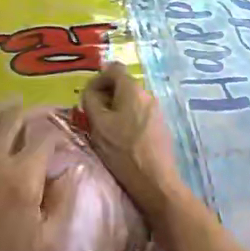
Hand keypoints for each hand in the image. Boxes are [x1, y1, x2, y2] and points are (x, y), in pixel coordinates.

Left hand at [0, 103, 78, 250]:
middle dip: (24, 112)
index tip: (61, 133)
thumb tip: (69, 170)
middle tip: (31, 106)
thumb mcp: (47, 241)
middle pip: (10, 123)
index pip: (44, 139)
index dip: (55, 133)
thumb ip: (60, 201)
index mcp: (24, 175)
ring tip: (2, 106)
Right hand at [80, 63, 190, 224]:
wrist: (155, 182)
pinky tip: (122, 140)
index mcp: (132, 89)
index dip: (97, 79)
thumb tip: (91, 91)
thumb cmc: (123, 151)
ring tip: (106, 130)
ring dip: (116, 109)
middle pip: (122, 85)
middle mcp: (148, 94)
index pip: (113, 68)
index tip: (88, 98)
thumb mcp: (98, 124)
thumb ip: (91, 100)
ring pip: (130, 101)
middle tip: (93, 116)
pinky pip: (140, 114)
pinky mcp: (160, 126)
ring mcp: (157, 110)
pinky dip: (128, 120)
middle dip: (106, 96)